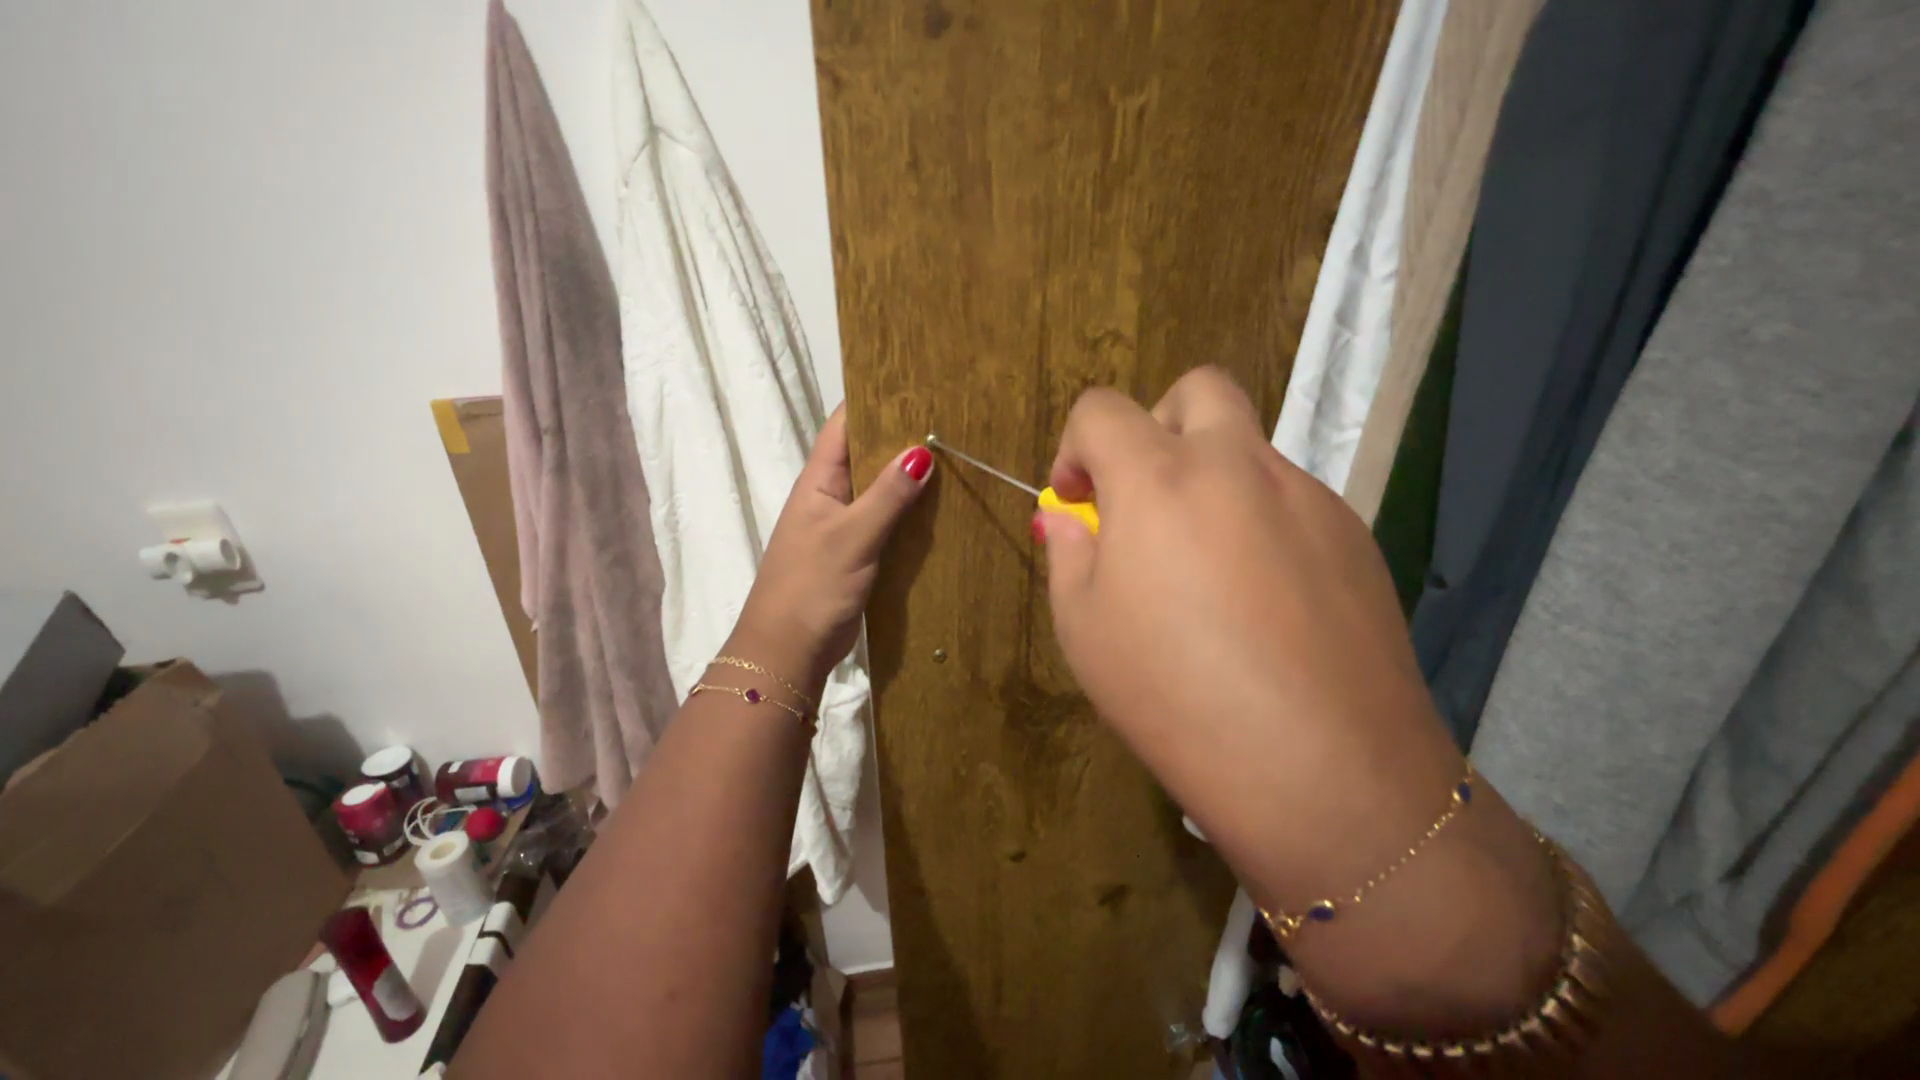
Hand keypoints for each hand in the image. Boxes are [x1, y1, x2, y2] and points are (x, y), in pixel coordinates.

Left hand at [733, 407, 931, 689]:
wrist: (788, 650)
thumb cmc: (811, 586)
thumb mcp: (852, 536)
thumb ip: (886, 495)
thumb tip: (922, 450)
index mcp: (818, 481)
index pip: (845, 424)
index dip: (874, 399)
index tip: (916, 383)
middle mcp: (829, 496)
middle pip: (866, 454)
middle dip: (902, 436)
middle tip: (951, 419)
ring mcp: (842, 526)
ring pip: (879, 489)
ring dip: (909, 477)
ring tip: (957, 457)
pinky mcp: (855, 554)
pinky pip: (885, 522)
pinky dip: (908, 513)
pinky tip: (941, 510)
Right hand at [1038, 369, 1559, 1029]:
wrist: (1323, 768)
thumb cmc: (1175, 697)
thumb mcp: (1087, 630)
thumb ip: (1071, 554)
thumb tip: (1071, 517)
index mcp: (1160, 479)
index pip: (1102, 409)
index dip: (1075, 447)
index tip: (1077, 503)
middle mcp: (1238, 465)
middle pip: (1199, 390)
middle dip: (1157, 425)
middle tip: (1146, 499)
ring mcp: (1307, 496)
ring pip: (1250, 450)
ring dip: (1213, 480)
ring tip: (1208, 573)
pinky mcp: (1355, 536)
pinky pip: (1293, 502)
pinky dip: (1262, 523)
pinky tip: (1265, 605)